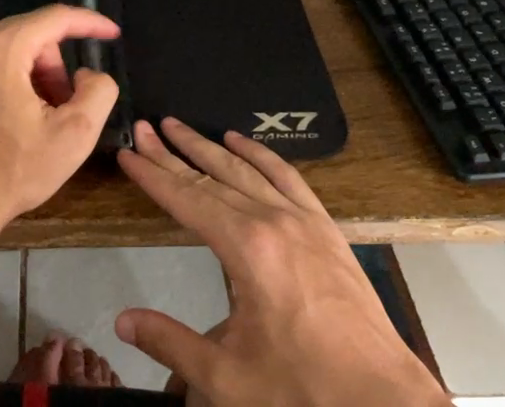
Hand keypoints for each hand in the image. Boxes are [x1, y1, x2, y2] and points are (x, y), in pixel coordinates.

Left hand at [0, 5, 120, 227]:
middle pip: (29, 35)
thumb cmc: (13, 172)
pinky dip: (4, 82)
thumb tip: (87, 74)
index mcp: (1, 49)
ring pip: (5, 50)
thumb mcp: (74, 135)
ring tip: (35, 119)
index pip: (54, 18)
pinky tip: (8, 122)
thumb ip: (98, 91)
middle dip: (55, 66)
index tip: (113, 34)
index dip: (89, 23)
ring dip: (30, 75)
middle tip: (63, 107)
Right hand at [115, 119, 448, 406]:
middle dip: (173, 152)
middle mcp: (273, 221)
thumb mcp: (226, 377)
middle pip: (212, 176)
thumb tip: (123, 321)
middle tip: (144, 127)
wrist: (382, 399)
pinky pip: (288, 177)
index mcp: (246, 249)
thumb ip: (170, 343)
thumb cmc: (301, 388)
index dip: (152, 175)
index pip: (187, 199)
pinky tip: (241, 142)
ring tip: (180, 126)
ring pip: (247, 169)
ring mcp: (304, 220)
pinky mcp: (325, 229)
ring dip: (210, 146)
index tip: (127, 152)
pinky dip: (260, 154)